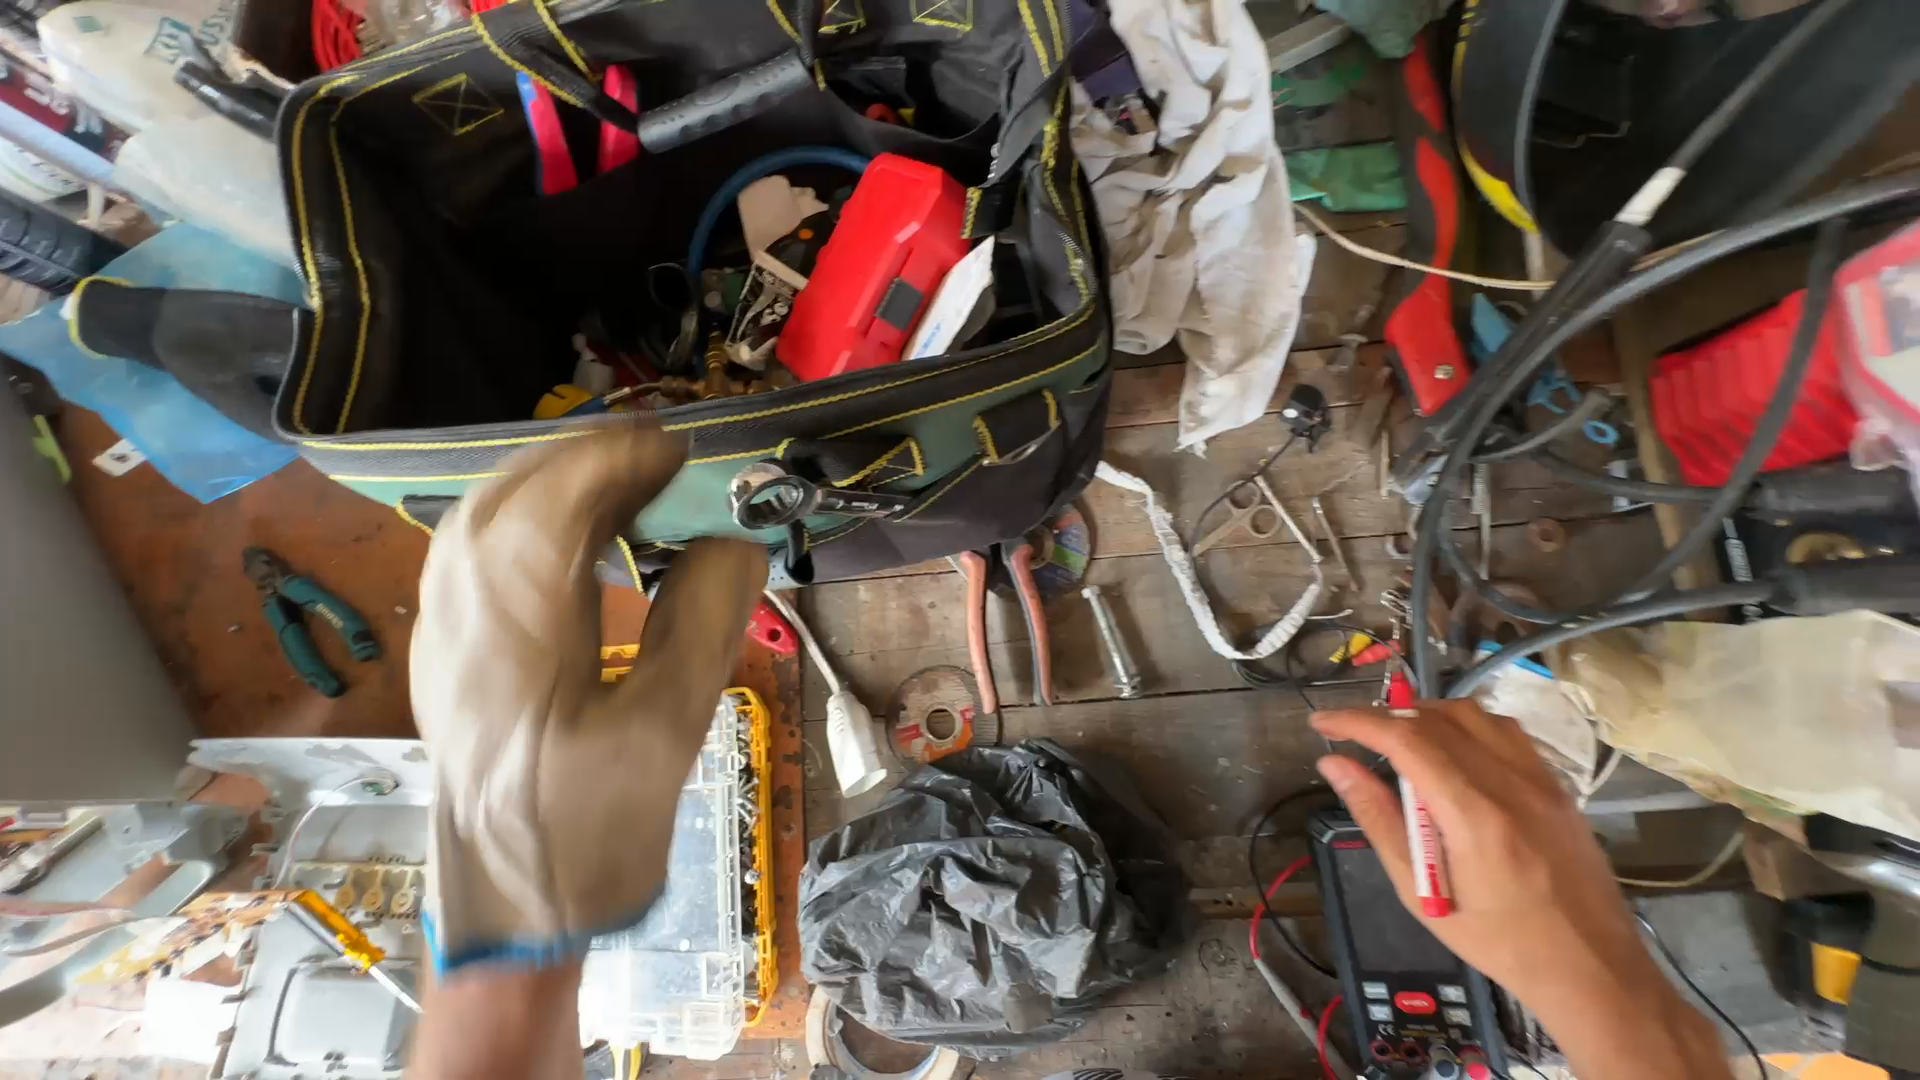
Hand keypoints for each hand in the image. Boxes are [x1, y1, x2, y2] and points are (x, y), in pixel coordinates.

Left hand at [411, 422, 766, 971]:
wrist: (515, 901)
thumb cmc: (596, 826)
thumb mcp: (670, 729)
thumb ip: (703, 621)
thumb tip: (734, 541)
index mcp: (514, 643)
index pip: (548, 512)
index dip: (615, 463)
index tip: (679, 449)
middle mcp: (457, 622)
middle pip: (504, 497)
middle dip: (584, 457)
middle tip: (662, 453)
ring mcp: (439, 633)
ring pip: (480, 516)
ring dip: (553, 477)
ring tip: (626, 475)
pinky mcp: (445, 647)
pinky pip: (474, 546)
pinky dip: (527, 510)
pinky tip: (572, 525)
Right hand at [1312, 701, 1730, 1079]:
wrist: (1594, 971)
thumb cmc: (1498, 939)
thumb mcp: (1419, 890)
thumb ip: (1376, 817)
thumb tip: (1334, 764)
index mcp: (1474, 815)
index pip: (1404, 739)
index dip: (1355, 721)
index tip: (1321, 722)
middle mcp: (1511, 784)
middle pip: (1433, 718)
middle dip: (1382, 717)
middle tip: (1351, 736)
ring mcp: (1541, 781)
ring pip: (1471, 714)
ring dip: (1423, 714)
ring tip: (1397, 738)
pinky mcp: (1558, 786)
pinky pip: (1505, 730)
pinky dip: (1464, 724)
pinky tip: (1449, 747)